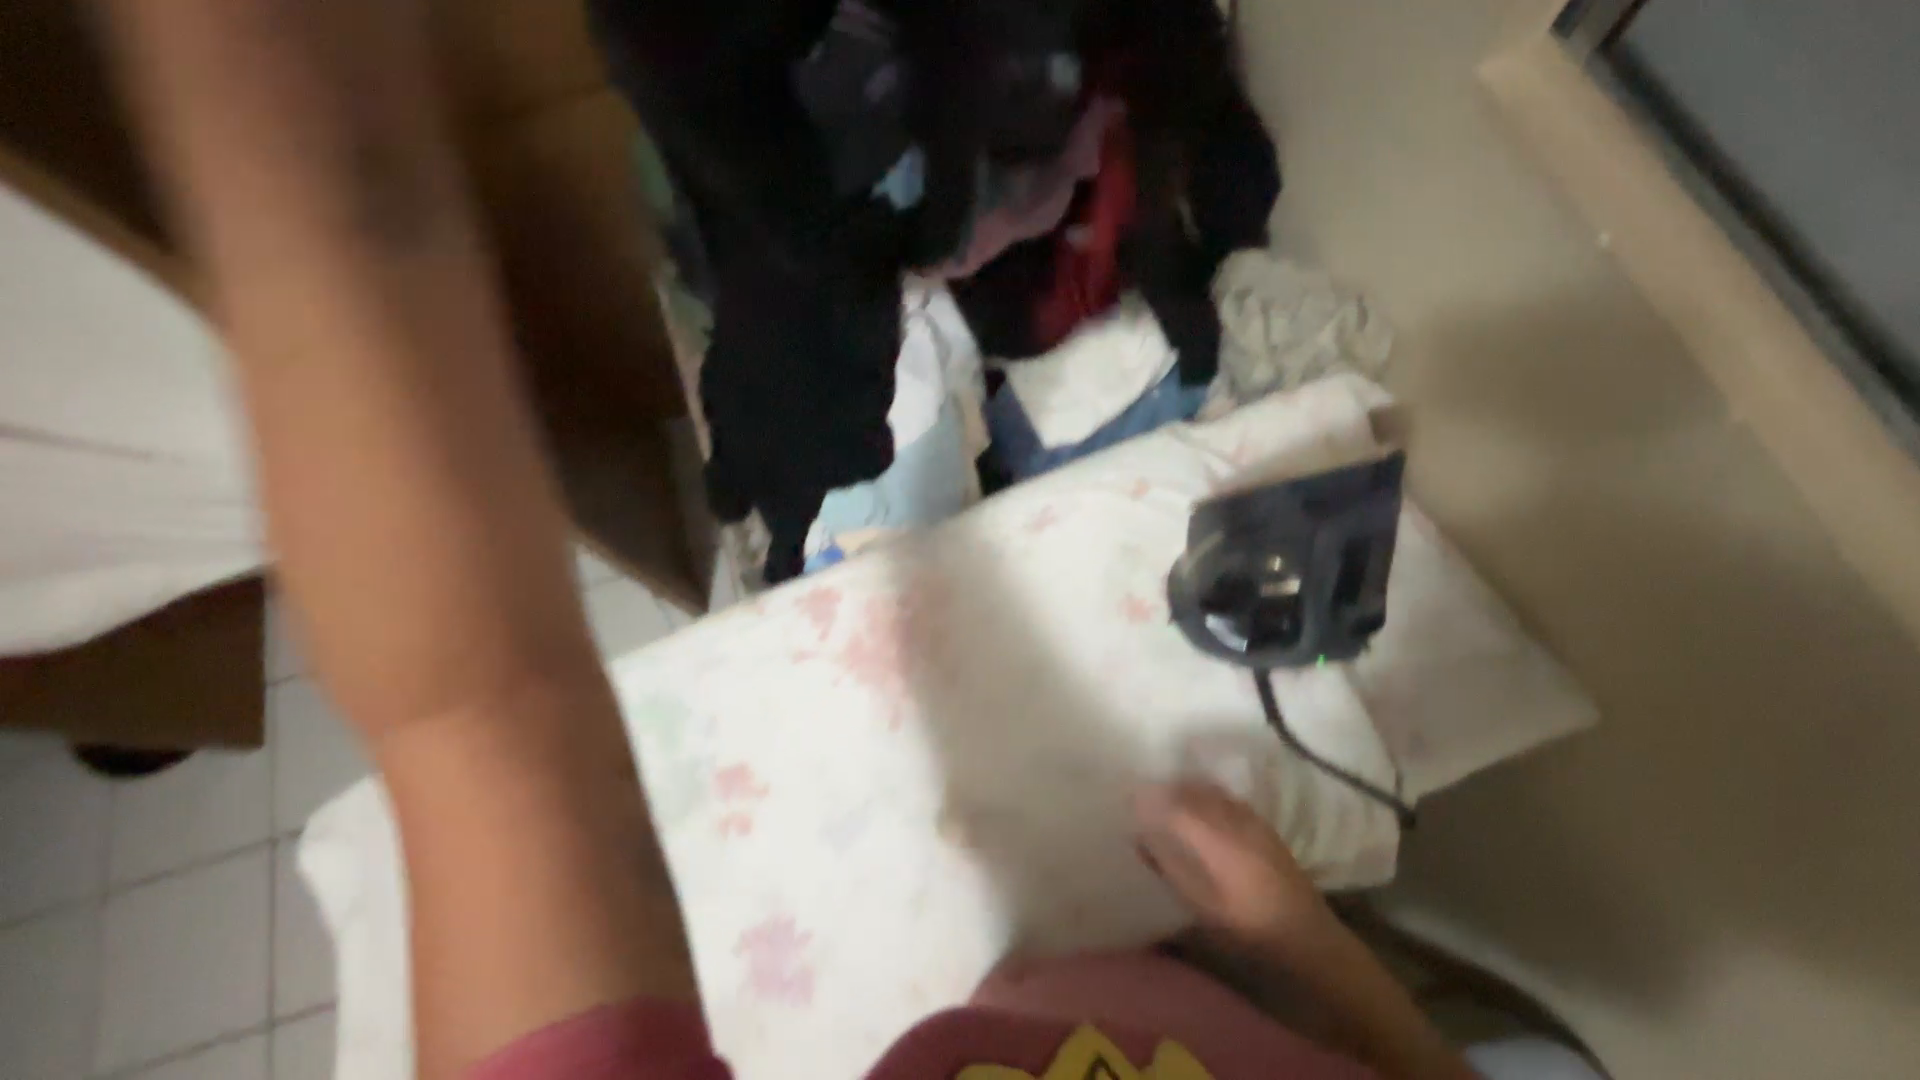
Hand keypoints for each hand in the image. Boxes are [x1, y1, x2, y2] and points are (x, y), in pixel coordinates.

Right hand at [1132, 780, 1337, 948]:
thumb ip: (1170, 868)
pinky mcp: (1265, 828)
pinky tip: (1204, 804)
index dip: (1150, 798)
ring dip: (1188, 786)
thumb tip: (1140, 840)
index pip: (1174, 804)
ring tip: (1169, 792)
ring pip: (1213, 792)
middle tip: (1145, 791)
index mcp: (1214, 839)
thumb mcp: (1200, 905)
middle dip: (1167, 787)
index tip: (1129, 796)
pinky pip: (1229, 798)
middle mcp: (1232, 821)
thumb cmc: (1246, 927)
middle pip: (1194, 791)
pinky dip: (1210, 793)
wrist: (1305, 936)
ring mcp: (1252, 822)